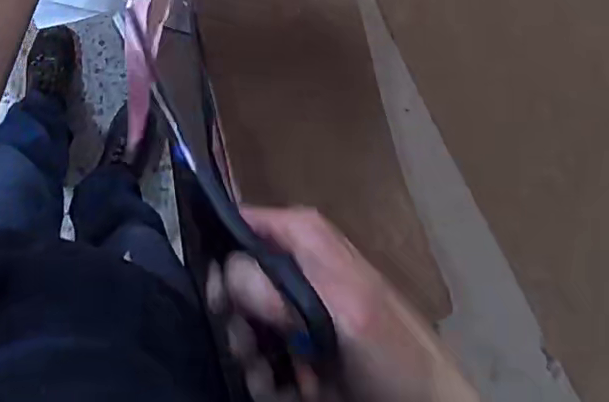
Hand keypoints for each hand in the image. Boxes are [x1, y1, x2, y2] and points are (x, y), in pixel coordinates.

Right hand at [206, 207, 477, 401]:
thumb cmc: (394, 349)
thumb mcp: (344, 310)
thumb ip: (286, 287)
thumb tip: (228, 268)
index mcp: (306, 238)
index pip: (246, 223)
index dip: (223, 252)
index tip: (214, 294)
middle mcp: (295, 266)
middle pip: (237, 278)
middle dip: (235, 316)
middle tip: (249, 346)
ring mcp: (295, 311)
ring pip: (242, 321)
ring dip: (248, 353)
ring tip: (270, 379)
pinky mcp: (296, 350)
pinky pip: (258, 357)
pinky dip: (262, 378)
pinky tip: (280, 391)